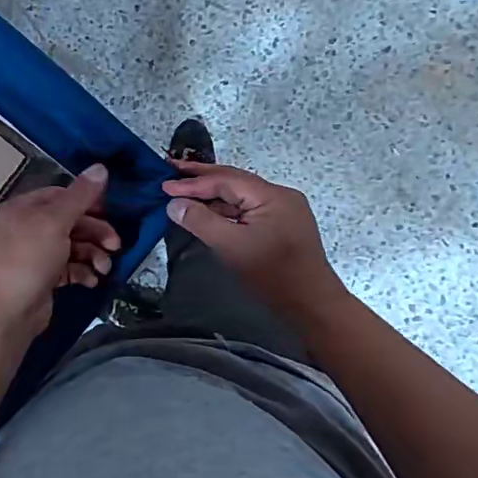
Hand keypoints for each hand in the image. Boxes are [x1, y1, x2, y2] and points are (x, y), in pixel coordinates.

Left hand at [0, 165, 120, 330]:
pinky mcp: (40, 279)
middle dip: (94, 232)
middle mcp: (24, 228)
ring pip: (70, 246)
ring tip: (104, 268)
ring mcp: (31, 255)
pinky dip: (81, 271)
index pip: (59, 195)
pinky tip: (91, 281)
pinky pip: (66, 268)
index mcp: (22, 208)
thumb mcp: (55, 222)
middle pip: (68, 221)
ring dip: (92, 254)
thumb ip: (80, 196)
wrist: (6, 313)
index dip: (86, 202)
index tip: (110, 212)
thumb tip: (101, 167)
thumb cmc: (28, 259)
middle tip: (116, 244)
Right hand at [161, 160, 344, 309]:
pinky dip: (223, 207)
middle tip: (170, 170)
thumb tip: (173, 203)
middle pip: (234, 180)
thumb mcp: (231, 247)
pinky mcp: (280, 225)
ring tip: (182, 189)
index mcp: (272, 195)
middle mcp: (279, 195)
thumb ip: (200, 221)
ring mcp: (282, 210)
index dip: (192, 182)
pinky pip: (246, 208)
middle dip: (201, 177)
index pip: (225, 180)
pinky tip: (205, 209)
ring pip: (240, 195)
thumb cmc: (273, 276)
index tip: (164, 185)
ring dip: (211, 193)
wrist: (313, 307)